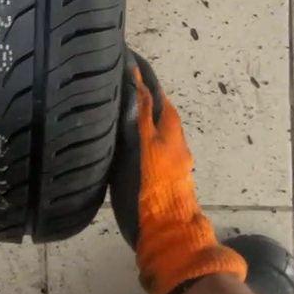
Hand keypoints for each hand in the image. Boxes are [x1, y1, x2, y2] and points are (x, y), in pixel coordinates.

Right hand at [109, 52, 246, 293]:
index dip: (136, 70)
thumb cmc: (147, 197)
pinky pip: (157, 134)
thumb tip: (132, 81)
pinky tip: (129, 128)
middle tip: (119, 69)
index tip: (120, 52)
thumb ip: (134, 116)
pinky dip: (145, 122)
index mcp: (164, 129)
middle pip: (158, 101)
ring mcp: (174, 155)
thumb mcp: (134, 153)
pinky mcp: (170, 170)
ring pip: (159, 118)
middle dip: (142, 82)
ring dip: (144, 102)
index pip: (149, 88)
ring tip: (121, 93)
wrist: (169, 241)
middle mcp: (173, 137)